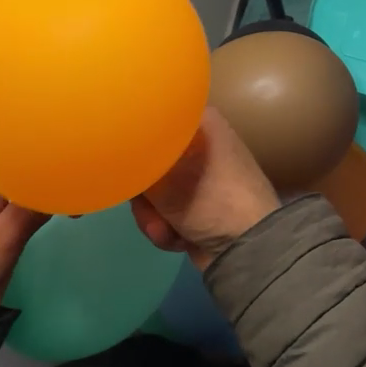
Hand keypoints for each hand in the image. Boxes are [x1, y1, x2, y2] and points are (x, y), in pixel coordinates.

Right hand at [131, 108, 280, 268]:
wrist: (250, 250)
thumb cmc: (214, 201)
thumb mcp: (168, 178)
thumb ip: (137, 161)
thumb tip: (115, 147)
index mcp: (201, 122)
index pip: (155, 116)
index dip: (133, 137)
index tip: (119, 158)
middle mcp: (200, 143)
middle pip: (146, 160)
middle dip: (143, 194)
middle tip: (148, 207)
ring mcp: (198, 177)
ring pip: (151, 191)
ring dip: (154, 217)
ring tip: (166, 229)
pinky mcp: (196, 205)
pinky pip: (164, 211)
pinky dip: (167, 228)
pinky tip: (179, 239)